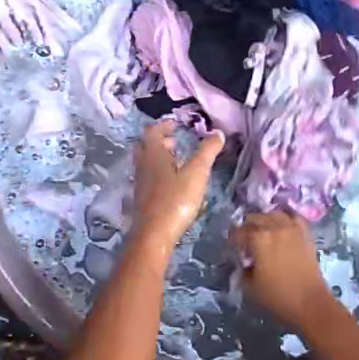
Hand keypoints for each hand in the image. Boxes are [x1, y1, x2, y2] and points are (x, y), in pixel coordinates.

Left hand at [130, 121, 224, 250]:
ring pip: (146, 163)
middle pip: (145, 146)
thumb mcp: (197, 173)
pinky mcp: (142, 199)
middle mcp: (143, 166)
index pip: (152, 131)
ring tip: (177, 161)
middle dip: (159, 140)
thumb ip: (207, 152)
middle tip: (175, 141)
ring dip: (159, 158)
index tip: (175, 124)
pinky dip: (159, 173)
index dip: (163, 125)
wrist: (153, 235)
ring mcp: (140, 184)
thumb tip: (218, 133)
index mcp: (153, 155)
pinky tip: (173, 183)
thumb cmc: (175, 200)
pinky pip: (148, 178)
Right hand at [234, 213, 335, 332]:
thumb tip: (244, 263)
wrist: (311, 303)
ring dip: (265, 220)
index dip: (231, 239)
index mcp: (258, 239)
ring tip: (262, 232)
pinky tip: (282, 228)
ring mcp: (292, 229)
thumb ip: (242, 271)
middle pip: (255, 219)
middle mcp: (275, 227)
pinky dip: (285, 220)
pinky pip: (293, 219)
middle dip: (246, 228)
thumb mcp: (250, 288)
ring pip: (274, 214)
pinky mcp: (306, 235)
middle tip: (244, 241)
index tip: (230, 247)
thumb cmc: (278, 297)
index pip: (238, 232)